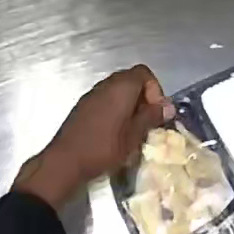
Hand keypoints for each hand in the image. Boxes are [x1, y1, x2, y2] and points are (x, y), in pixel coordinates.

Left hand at [13, 65, 172, 206]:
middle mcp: (106, 84)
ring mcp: (92, 94)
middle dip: (143, 98)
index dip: (155, 89)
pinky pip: (106, 99)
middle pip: (131, 79)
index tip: (155, 112)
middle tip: (147, 122)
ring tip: (133, 129)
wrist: (66, 160)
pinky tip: (115, 131)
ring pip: (118, 90)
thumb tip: (168, 106)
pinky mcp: (83, 105)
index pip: (144, 73)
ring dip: (129, 104)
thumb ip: (151, 116)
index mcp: (121, 86)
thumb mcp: (134, 135)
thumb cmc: (104, 147)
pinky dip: (115, 109)